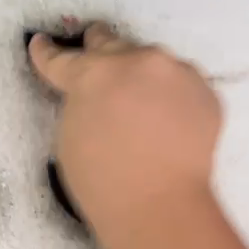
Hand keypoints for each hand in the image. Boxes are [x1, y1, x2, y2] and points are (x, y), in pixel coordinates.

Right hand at [29, 24, 222, 248]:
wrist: (160, 205)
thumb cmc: (100, 180)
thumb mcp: (69, 137)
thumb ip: (79, 104)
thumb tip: (95, 96)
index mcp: (93, 74)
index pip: (62, 58)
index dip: (48, 52)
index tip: (41, 43)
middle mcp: (138, 60)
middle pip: (112, 43)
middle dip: (98, 46)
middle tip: (93, 47)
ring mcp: (178, 72)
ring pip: (152, 63)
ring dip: (140, 75)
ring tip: (137, 103)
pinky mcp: (206, 92)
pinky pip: (180, 86)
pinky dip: (169, 98)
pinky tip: (165, 124)